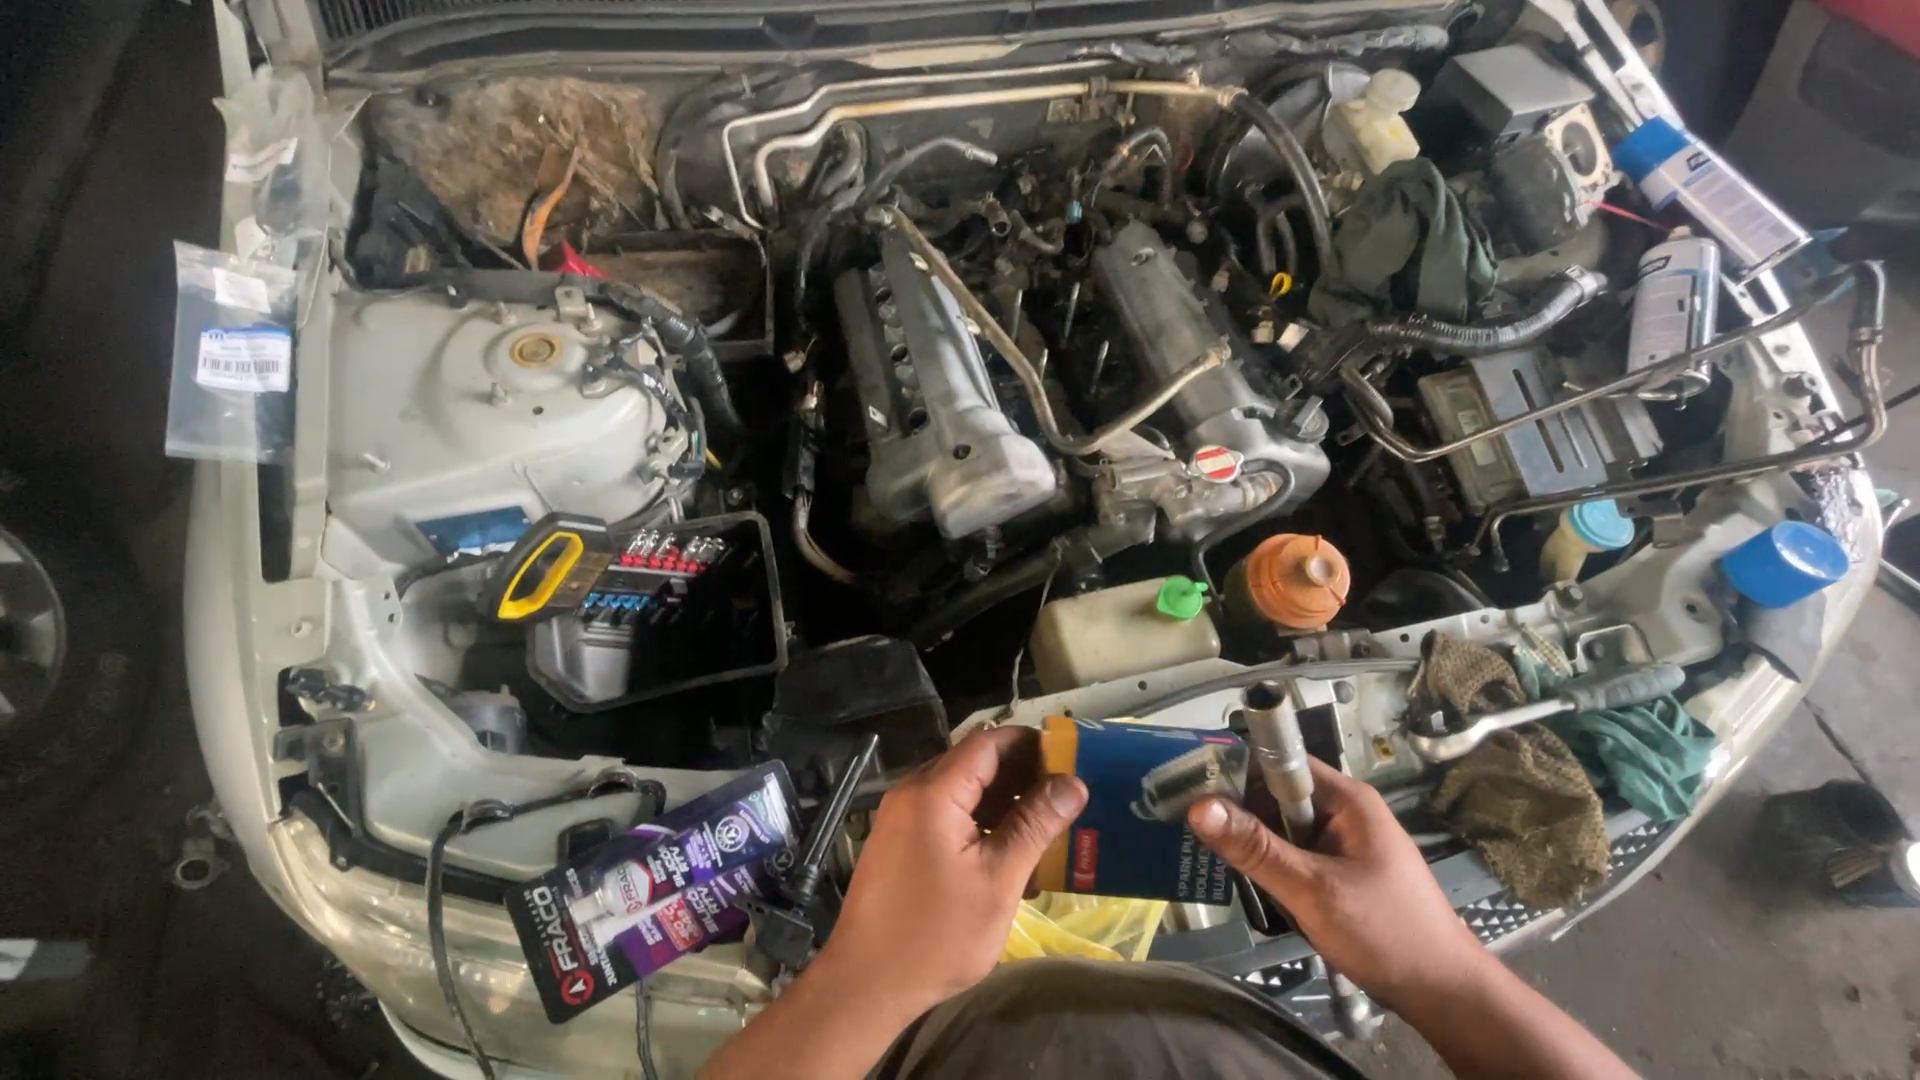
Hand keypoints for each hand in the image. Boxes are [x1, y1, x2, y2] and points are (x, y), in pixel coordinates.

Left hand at [812, 726, 1088, 1018]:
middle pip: (975, 763)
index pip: (988, 743)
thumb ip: (1034, 826)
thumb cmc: (935, 935)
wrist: (864, 985)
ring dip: (1003, 802)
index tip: (1070, 759)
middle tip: (1066, 796)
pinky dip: (980, 823)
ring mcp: (902, 817)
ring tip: (1047, 825)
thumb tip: (1073, 784)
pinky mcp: (901, 841)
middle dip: (1022, 774)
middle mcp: (913, 792)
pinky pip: (947, 814)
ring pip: (962, 790)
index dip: (1031, 745)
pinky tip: (1011, 852)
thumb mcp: (997, 881)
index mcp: (934, 792)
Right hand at [1187, 757, 1490, 1010]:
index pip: (1278, 761)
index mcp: (1345, 799)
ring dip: (1252, 843)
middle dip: (1237, 810)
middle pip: (1273, 793)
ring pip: (1279, 826)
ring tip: (1210, 854)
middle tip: (1190, 825)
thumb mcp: (1313, 891)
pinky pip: (1291, 852)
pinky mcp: (1336, 869)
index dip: (1235, 767)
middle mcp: (1341, 810)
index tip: (1190, 783)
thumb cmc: (1387, 934)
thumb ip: (1256, 849)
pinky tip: (1247, 879)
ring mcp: (1340, 841)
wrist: (1447, 996)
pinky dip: (1269, 864)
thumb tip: (1198, 805)